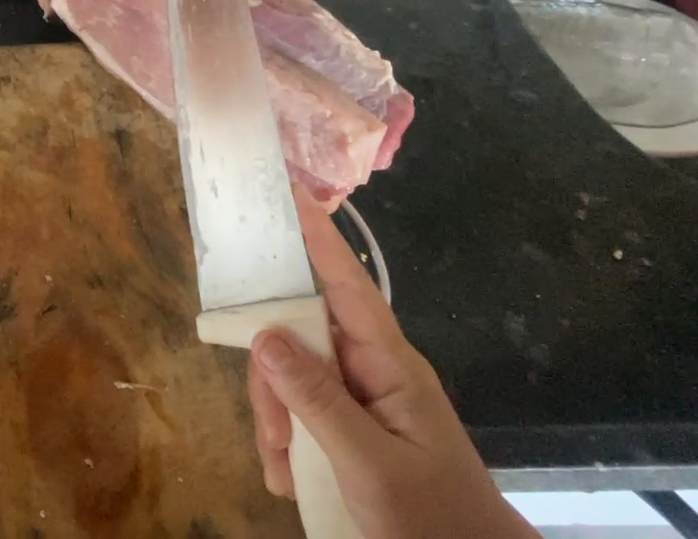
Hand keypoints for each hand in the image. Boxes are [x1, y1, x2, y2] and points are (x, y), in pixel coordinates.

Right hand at [247, 188, 537, 538]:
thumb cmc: (434, 521)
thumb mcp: (371, 465)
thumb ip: (316, 398)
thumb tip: (263, 334)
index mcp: (389, 365)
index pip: (347, 285)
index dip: (319, 238)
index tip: (292, 192)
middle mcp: (370, 368)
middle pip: (298, 336)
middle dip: (272, 381)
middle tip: (271, 435)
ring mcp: (359, 396)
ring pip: (290, 375)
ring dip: (276, 420)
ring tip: (281, 470)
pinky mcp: (348, 422)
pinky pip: (299, 408)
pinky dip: (285, 440)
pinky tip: (287, 477)